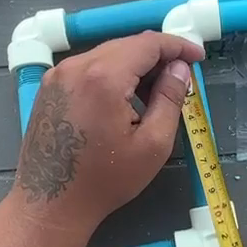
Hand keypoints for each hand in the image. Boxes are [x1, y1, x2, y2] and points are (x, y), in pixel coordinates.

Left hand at [12, 31, 204, 236]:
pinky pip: (88, 68)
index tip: (197, 58)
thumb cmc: (105, 180)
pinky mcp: (49, 87)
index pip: (148, 43)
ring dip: (135, 66)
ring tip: (154, 95)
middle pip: (126, 45)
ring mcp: (57, 75)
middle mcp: (76, 67)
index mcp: (103, 77)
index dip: (177, 46)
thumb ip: (170, 99)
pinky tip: (125, 100)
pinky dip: (112, 74)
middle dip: (157, 57)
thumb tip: (179, 70)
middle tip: (180, 80)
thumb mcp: (153, 144)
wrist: (51, 203)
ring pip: (107, 55)